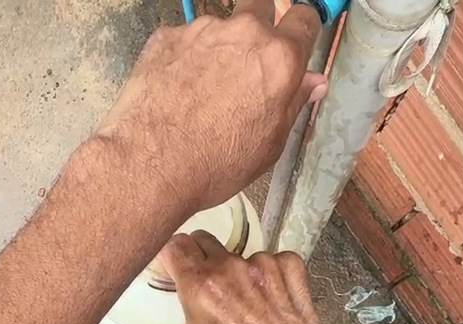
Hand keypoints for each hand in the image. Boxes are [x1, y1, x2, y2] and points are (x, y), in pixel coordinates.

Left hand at [93, 0, 326, 211]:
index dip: (299, 35)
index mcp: (279, 59)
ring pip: (218, 27)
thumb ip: (292, 105)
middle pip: (261, 8)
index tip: (291, 48)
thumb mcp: (267, 148)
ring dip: (216, 50)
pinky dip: (182, 61)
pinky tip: (174, 94)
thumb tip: (312, 82)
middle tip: (243, 69)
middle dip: (257, 31)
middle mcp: (244, 33)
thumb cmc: (212, 167)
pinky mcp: (166, 37)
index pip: (305, 19)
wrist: (150, 167)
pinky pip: (182, 41)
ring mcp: (202, 30)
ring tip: (200, 93)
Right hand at [157, 231, 364, 323]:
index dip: (169, 256)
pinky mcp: (290, 267)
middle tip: (201, 282)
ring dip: (235, 270)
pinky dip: (267, 273)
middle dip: (197, 257)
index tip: (171, 269)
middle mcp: (231, 267)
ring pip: (239, 254)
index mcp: (201, 286)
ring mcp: (264, 263)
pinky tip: (268, 296)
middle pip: (204, 241)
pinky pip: (272, 259)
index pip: (174, 247)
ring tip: (241, 300)